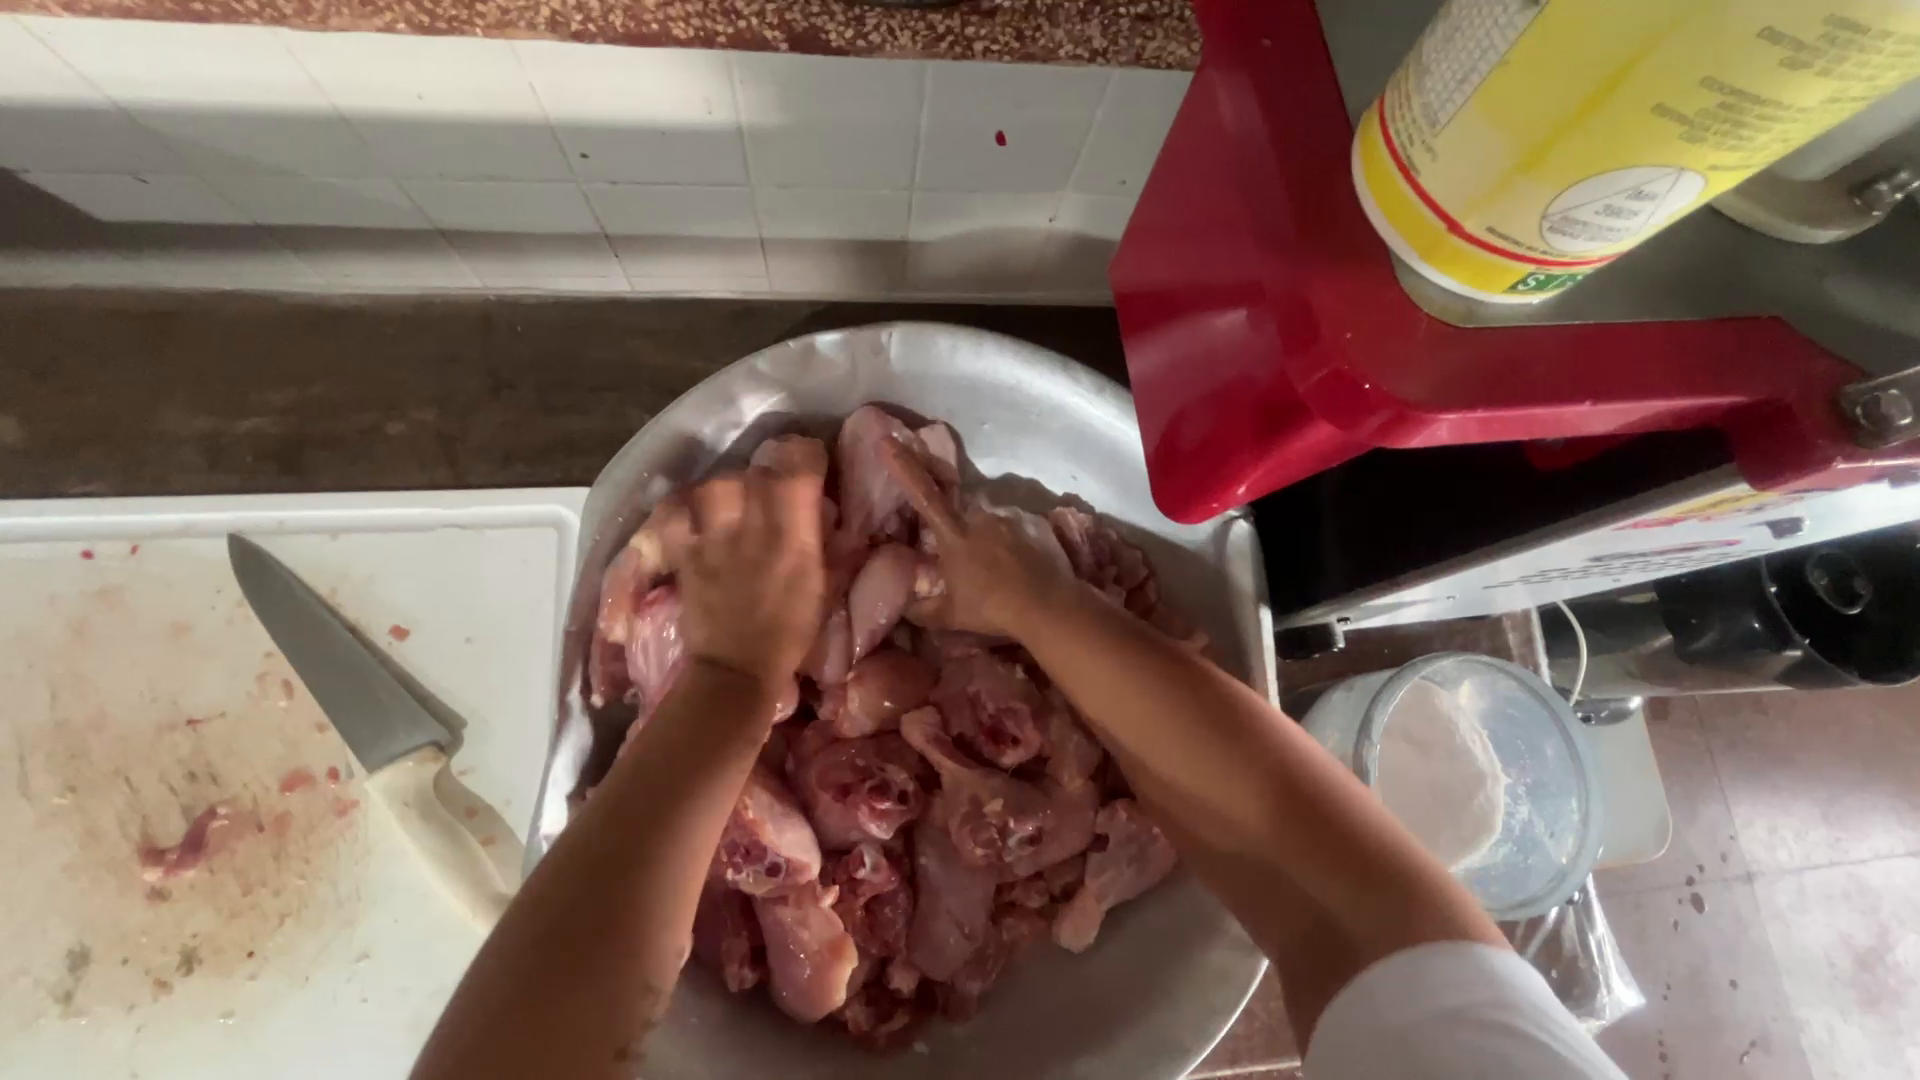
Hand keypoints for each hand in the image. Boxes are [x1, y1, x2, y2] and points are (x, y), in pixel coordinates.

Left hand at [659, 456, 826, 691]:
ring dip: (732, 486)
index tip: (812, 468)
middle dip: (773, 474)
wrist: (737, 670)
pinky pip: (675, 509)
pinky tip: (697, 512)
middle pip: (761, 468)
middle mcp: (753, 526)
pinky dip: (685, 505)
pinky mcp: (682, 550)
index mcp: (796, 536)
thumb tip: (828, 509)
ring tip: (737, 503)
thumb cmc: (791, 632)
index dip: (808, 457)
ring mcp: (713, 536)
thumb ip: (829, 543)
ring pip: (720, 481)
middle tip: (777, 494)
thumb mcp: (826, 585)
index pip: (801, 463)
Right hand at [883, 437, 1078, 638]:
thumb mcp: (949, 617)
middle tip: (972, 564)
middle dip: (962, 531)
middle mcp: (981, 516)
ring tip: (1002, 569)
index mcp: (955, 535)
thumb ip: (920, 609)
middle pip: (963, 513)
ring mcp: (1011, 516)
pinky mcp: (1035, 521)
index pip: (923, 495)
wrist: (1049, 608)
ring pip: (991, 520)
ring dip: (991, 538)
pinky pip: (1018, 525)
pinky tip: (1022, 566)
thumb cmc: (993, 611)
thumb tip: (903, 604)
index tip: (889, 441)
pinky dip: (1016, 542)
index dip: (904, 467)